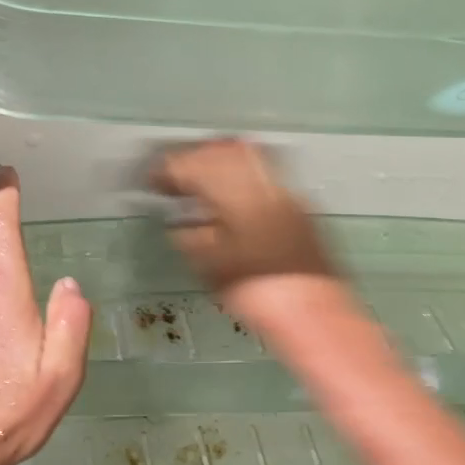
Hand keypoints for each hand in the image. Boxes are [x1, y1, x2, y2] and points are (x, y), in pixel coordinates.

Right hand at [151, 139, 344, 328]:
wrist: (311, 313)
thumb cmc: (255, 293)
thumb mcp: (208, 266)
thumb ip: (189, 235)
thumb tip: (179, 221)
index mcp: (235, 196)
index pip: (193, 166)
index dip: (167, 169)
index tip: (153, 180)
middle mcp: (262, 184)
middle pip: (221, 151)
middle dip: (193, 158)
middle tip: (173, 175)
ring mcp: (285, 191)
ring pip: (246, 155)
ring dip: (218, 160)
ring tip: (200, 178)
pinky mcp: (298, 204)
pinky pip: (263, 172)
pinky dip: (241, 173)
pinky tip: (231, 191)